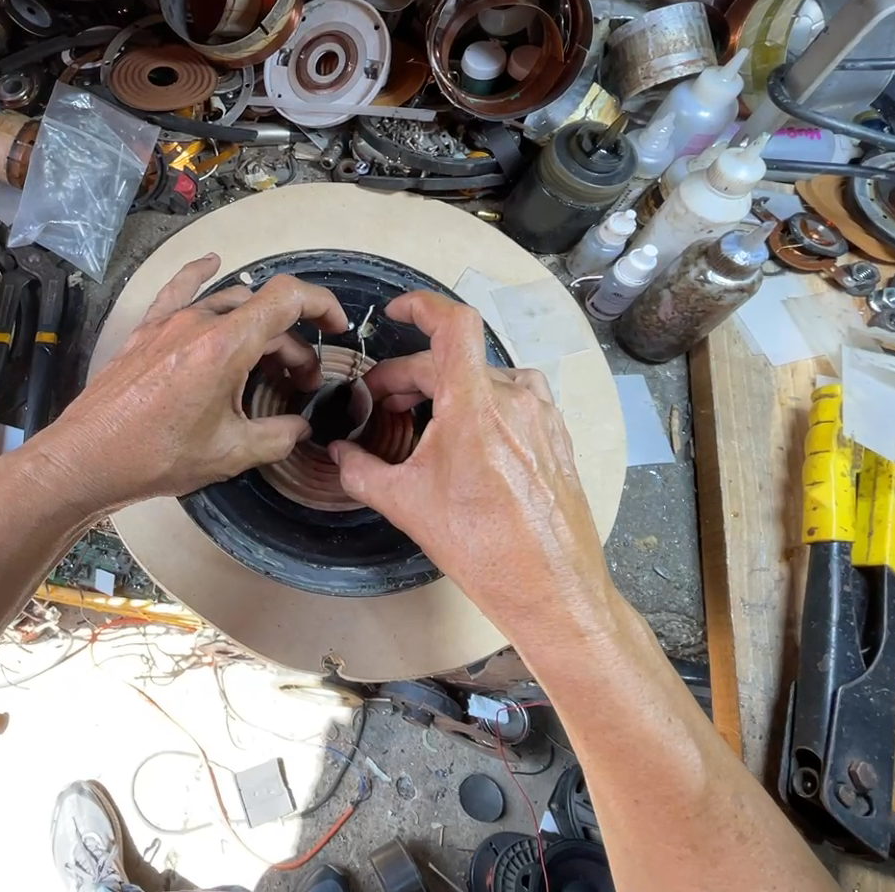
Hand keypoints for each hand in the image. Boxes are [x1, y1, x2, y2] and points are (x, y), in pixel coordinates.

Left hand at [32, 254, 348, 511]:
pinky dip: (201, 275)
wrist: (88, 457)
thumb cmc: (159, 456)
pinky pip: (180, 290)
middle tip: (301, 384)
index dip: (322, 305)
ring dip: (258, 327)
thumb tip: (300, 427)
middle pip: (262, 311)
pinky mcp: (147, 331)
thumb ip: (278, 435)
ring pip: (228, 304)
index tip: (338, 329)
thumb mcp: (231, 453)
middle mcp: (198, 321)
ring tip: (268, 361)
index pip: (288, 298)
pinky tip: (211, 261)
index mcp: (225, 345)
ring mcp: (169, 322)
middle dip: (293, 343)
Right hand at [327, 292, 609, 630]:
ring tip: (423, 417)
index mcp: (474, 405)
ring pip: (483, 376)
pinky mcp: (556, 435)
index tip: (396, 312)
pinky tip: (466, 434)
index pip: (453, 324)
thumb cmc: (481, 547)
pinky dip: (480, 401)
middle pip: (453, 360)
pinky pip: (513, 396)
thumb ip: (359, 469)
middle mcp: (513, 399)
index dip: (421, 306)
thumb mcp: (404, 504)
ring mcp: (541, 415)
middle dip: (409, 375)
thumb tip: (338, 452)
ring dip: (447, 386)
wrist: (551, 588)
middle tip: (382, 401)